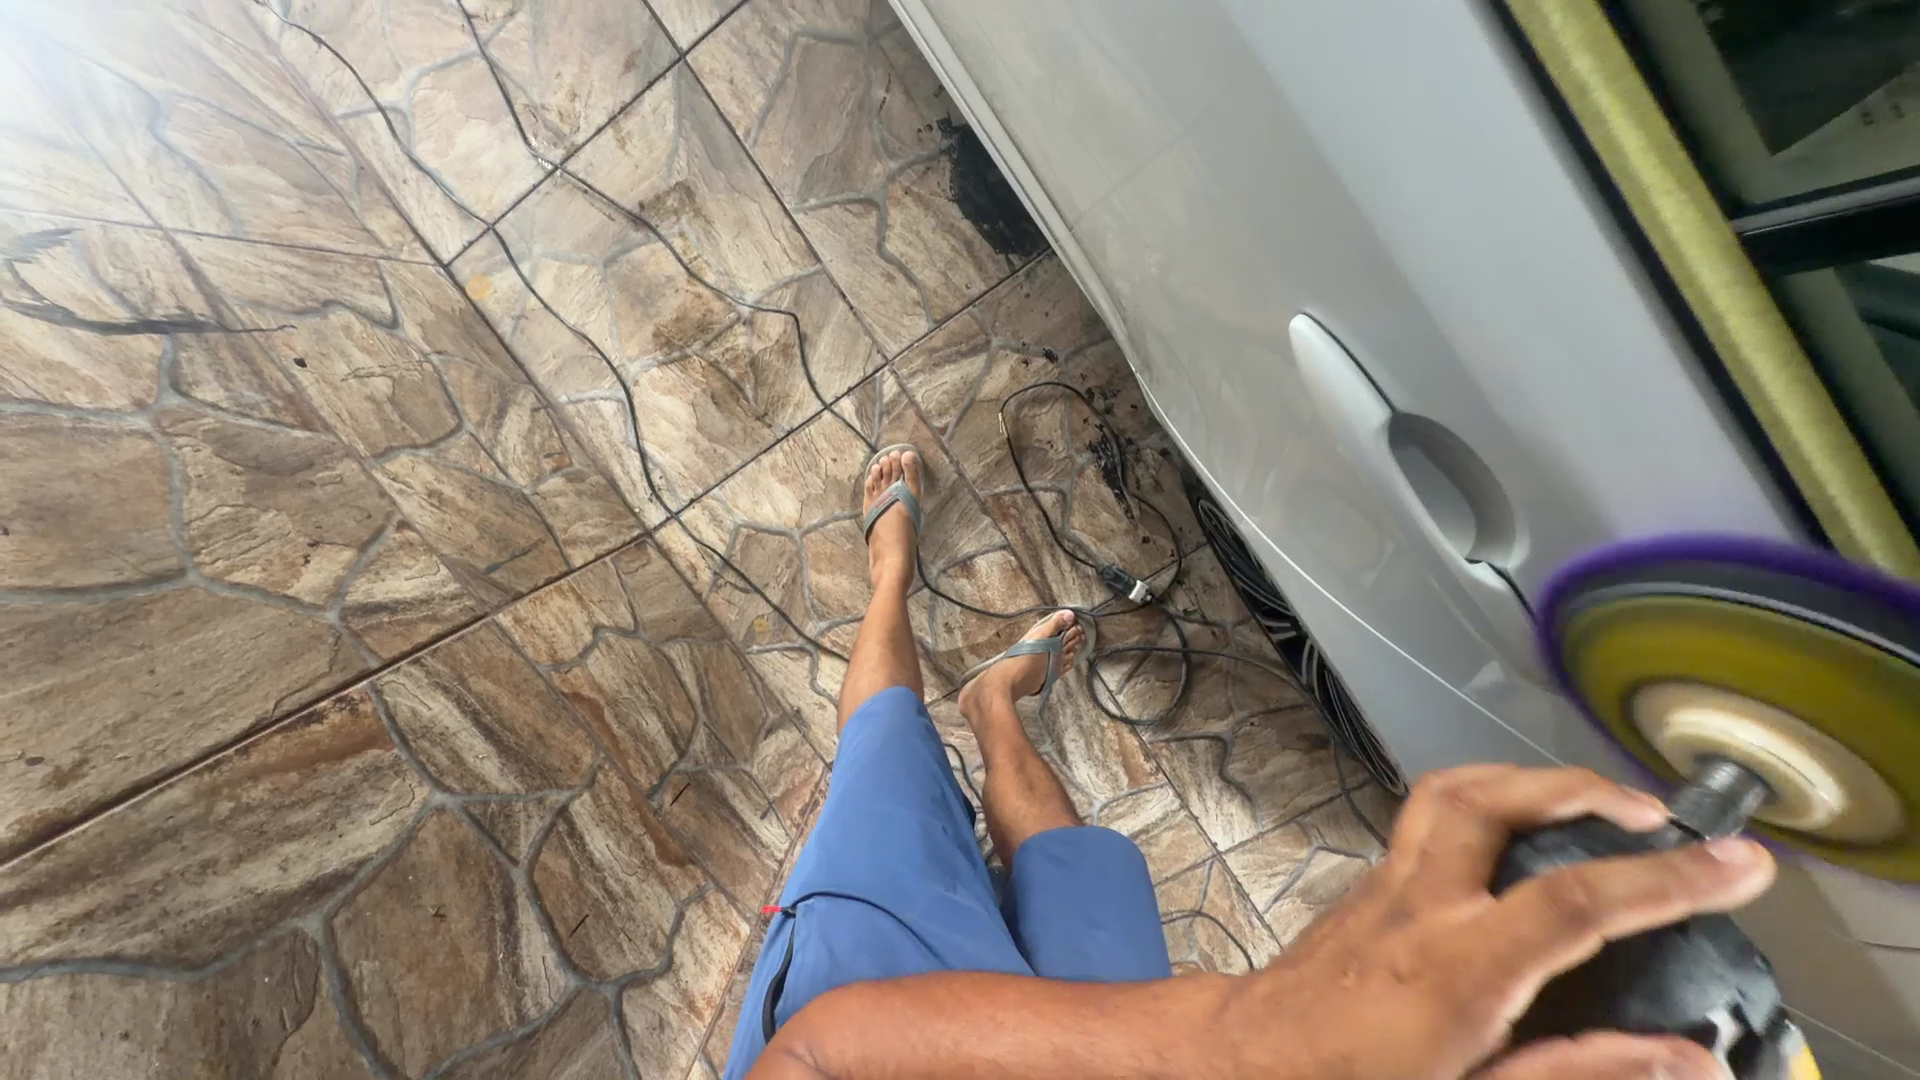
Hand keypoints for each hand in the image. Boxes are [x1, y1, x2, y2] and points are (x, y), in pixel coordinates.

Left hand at [1219, 764, 1774, 1079]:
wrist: (1259, 1051)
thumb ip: (1579, 1071)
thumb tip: (1690, 1058)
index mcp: (1457, 966)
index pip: (1573, 902)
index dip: (1663, 876)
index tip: (1739, 859)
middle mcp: (1417, 902)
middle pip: (1484, 803)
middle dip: (1568, 787)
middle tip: (1644, 807)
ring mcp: (1383, 881)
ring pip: (1443, 794)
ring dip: (1517, 779)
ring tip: (1582, 797)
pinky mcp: (1366, 880)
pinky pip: (1422, 817)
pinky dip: (1477, 802)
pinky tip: (1509, 829)